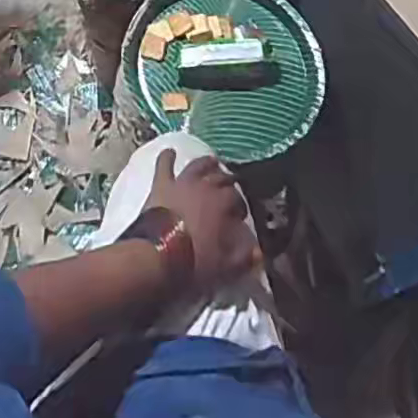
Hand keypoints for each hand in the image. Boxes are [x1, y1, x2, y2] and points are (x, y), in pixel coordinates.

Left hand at [142, 149, 259, 292]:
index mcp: (221, 203)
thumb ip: (244, 258)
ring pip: (197, 166)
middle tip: (230, 186)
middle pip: (220, 177)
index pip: (237, 197)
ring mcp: (181, 182)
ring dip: (205, 163)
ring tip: (212, 161)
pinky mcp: (161, 184)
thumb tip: (260, 252)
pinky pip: (164, 165)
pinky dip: (166, 157)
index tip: (240, 214)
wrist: (158, 254)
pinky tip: (169, 151)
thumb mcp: (224, 267)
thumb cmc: (194, 261)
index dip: (240, 204)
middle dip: (228, 180)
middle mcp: (203, 186)